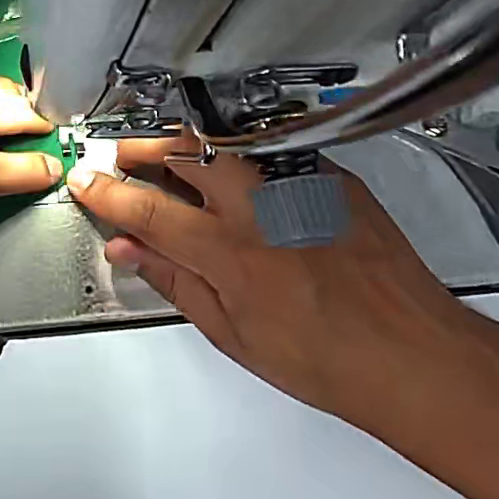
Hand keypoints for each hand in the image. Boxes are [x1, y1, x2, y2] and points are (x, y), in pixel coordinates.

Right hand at [68, 137, 498, 437]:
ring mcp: (298, 183)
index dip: (107, 193)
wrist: (411, 349)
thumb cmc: (330, 357)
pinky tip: (232, 180)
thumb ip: (174, 281)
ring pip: (222, 142)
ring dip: (183, 147)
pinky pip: (266, 152)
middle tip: (122, 160)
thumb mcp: (232, 333)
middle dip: (139, 148)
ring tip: (168, 167)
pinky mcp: (327, 174)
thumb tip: (130, 252)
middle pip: (182, 151)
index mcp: (232, 254)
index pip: (147, 209)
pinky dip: (234, 158)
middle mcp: (264, 208)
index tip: (86, 182)